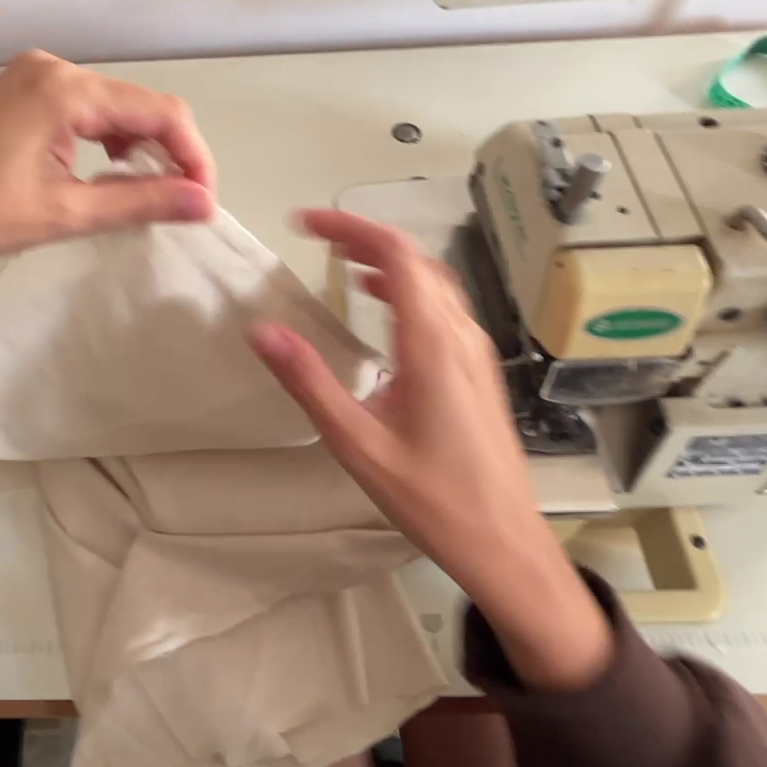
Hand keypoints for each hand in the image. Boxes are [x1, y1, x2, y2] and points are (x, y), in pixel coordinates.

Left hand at [0, 51, 215, 365]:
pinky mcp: (12, 94)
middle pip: (138, 103)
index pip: (161, 111)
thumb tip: (202, 202)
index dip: (193, 157)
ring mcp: (27, 76)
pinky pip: (78, 110)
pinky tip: (97, 171)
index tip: (202, 204)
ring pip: (109, 106)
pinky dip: (101, 139)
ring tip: (137, 193)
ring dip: (135, 146)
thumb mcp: (64, 212)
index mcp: (65, 88)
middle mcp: (51, 67)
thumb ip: (140, 201)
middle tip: (176, 204)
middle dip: (166, 153)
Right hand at [247, 209, 611, 689]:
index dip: (349, 227)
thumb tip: (261, 330)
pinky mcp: (478, 370)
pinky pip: (444, 307)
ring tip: (345, 261)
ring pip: (434, 281)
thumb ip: (310, 382)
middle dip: (364, 236)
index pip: (394, 254)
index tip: (303, 222)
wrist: (505, 544)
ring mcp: (475, 351)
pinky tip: (385, 308)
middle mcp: (460, 335)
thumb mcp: (358, 443)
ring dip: (389, 260)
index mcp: (431, 343)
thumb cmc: (433, 499)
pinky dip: (408, 289)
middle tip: (316, 236)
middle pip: (416, 259)